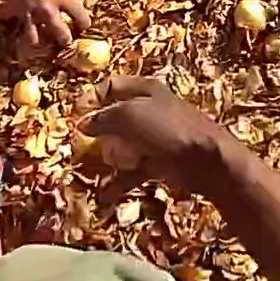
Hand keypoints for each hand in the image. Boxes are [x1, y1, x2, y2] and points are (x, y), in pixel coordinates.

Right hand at [0, 0, 90, 49]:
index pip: (80, 16)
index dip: (84, 23)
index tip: (84, 26)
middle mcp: (48, 9)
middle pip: (60, 34)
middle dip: (65, 39)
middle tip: (66, 40)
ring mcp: (29, 13)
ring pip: (34, 38)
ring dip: (39, 39)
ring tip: (41, 40)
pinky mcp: (13, 12)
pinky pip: (14, 22)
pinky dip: (15, 22)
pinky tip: (15, 20)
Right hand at [81, 76, 237, 192]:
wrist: (206, 159)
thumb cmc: (167, 128)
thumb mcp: (130, 115)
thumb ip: (104, 118)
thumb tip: (84, 124)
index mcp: (144, 90)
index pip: (111, 86)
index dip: (91, 98)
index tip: (74, 115)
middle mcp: (148, 110)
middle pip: (115, 118)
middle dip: (96, 132)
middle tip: (77, 146)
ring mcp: (154, 137)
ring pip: (122, 146)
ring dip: (106, 159)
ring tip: (87, 171)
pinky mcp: (158, 161)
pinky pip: (132, 171)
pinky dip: (119, 182)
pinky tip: (104, 194)